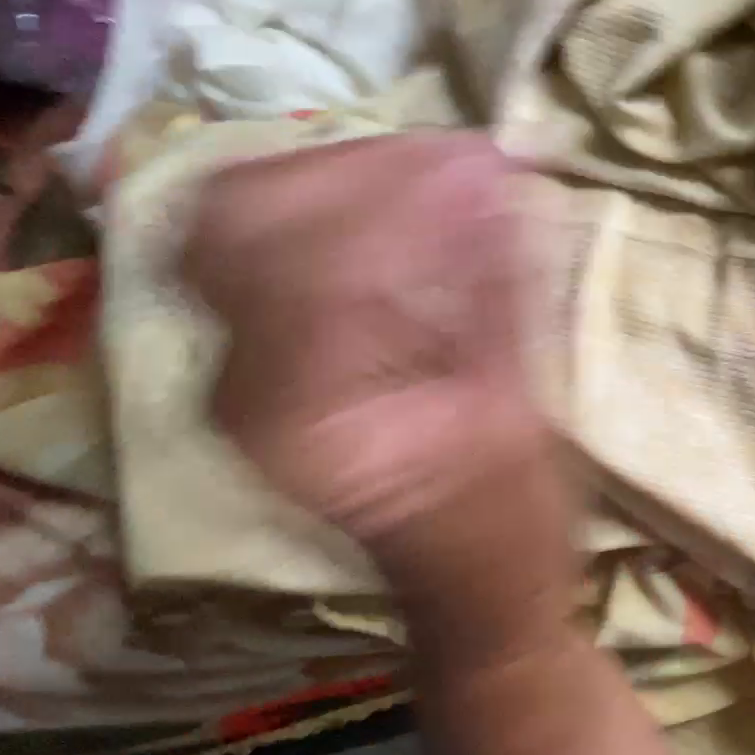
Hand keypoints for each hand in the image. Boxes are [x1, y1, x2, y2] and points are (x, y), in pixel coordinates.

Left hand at [181, 134, 573, 626]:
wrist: (471, 597)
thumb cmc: (518, 532)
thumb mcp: (525, 416)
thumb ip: (499, 295)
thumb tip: (500, 180)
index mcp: (321, 420)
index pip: (327, 258)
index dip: (408, 190)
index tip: (493, 157)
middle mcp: (244, 393)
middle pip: (242, 218)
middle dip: (356, 167)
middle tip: (457, 160)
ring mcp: (231, 381)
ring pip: (230, 223)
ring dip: (334, 180)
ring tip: (434, 179)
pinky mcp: (248, 370)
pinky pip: (256, 256)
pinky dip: (327, 214)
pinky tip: (402, 213)